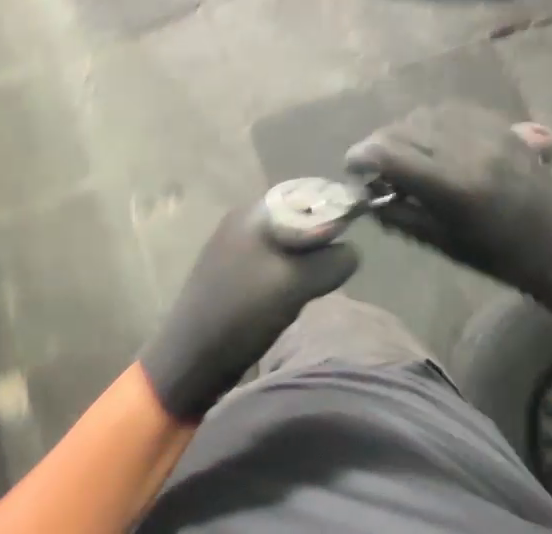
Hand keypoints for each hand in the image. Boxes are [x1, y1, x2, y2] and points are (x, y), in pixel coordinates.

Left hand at [138, 197, 357, 420]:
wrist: (191, 357)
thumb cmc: (242, 312)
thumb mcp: (296, 283)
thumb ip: (330, 260)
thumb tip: (351, 251)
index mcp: (253, 213)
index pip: (305, 193)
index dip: (334, 206)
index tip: (360, 226)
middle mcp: (242, 222)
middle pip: (297, 216)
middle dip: (322, 236)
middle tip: (340, 260)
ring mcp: (235, 248)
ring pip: (287, 241)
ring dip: (307, 258)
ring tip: (322, 281)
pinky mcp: (233, 274)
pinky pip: (273, 262)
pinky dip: (291, 273)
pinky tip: (297, 295)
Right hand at [345, 104, 551, 328]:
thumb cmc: (499, 257)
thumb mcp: (440, 243)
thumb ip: (398, 213)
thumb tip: (365, 193)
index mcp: (455, 185)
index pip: (390, 153)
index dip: (362, 156)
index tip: (351, 167)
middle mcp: (470, 149)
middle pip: (404, 130)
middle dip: (380, 144)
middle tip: (373, 166)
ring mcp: (489, 132)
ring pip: (426, 114)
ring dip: (405, 131)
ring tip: (403, 153)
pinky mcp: (503, 125)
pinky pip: (453, 110)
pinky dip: (432, 123)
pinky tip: (431, 142)